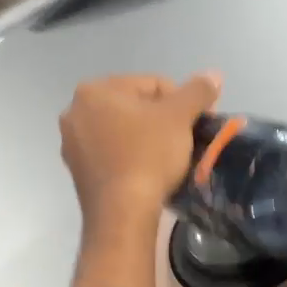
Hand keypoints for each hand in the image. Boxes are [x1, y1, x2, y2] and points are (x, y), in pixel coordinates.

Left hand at [60, 72, 221, 228]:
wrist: (123, 212)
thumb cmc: (149, 155)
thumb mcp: (180, 118)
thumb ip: (197, 91)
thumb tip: (214, 74)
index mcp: (96, 90)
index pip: (152, 84)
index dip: (182, 102)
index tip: (198, 123)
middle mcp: (76, 111)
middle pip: (135, 106)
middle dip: (162, 120)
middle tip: (185, 140)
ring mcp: (72, 143)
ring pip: (122, 131)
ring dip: (147, 138)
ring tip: (169, 158)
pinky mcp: (77, 171)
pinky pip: (112, 154)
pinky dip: (131, 157)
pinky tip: (148, 172)